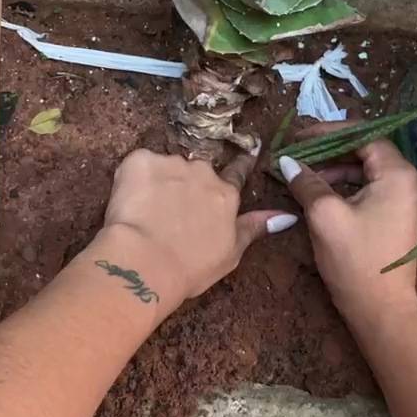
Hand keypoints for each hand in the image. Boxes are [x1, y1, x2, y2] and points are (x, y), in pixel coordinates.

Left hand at [96, 150, 296, 305]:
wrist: (145, 261)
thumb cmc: (190, 267)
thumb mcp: (231, 254)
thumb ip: (255, 228)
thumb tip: (287, 216)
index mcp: (226, 195)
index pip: (237, 172)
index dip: (240, 163)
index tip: (249, 149)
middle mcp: (203, 173)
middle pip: (196, 172)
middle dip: (185, 185)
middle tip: (170, 213)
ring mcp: (171, 164)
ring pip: (165, 167)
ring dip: (158, 183)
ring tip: (145, 212)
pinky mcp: (140, 161)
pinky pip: (137, 164)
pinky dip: (132, 180)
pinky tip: (129, 203)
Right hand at [279, 136, 416, 330]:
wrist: (380, 310)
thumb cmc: (355, 260)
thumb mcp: (325, 216)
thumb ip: (306, 183)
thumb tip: (286, 161)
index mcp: (397, 174)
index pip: (364, 135)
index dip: (329, 133)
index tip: (299, 137)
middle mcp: (407, 181)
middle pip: (365, 151)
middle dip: (328, 151)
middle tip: (296, 155)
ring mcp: (403, 199)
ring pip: (364, 170)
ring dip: (333, 170)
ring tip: (302, 175)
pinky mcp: (394, 215)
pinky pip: (367, 188)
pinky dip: (343, 186)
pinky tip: (318, 193)